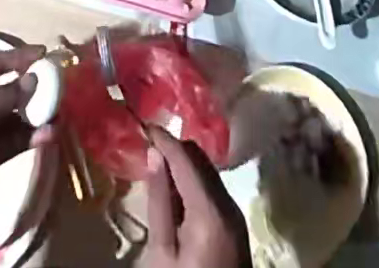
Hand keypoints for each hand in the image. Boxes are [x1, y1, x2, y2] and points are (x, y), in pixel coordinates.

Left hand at [0, 45, 56, 228]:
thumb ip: (6, 96)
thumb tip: (33, 79)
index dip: (20, 57)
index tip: (44, 53)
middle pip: (8, 90)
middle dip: (32, 88)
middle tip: (57, 87)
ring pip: (14, 118)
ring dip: (34, 116)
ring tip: (57, 115)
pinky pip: (13, 141)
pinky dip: (30, 137)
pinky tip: (47, 136)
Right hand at [140, 127, 248, 267]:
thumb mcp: (162, 253)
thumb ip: (158, 201)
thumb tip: (153, 156)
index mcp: (209, 210)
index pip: (185, 157)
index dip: (163, 138)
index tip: (143, 125)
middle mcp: (228, 204)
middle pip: (200, 159)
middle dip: (174, 148)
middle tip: (146, 147)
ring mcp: (236, 214)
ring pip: (207, 170)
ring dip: (184, 163)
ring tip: (157, 166)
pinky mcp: (236, 225)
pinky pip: (213, 188)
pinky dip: (194, 181)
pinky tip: (175, 191)